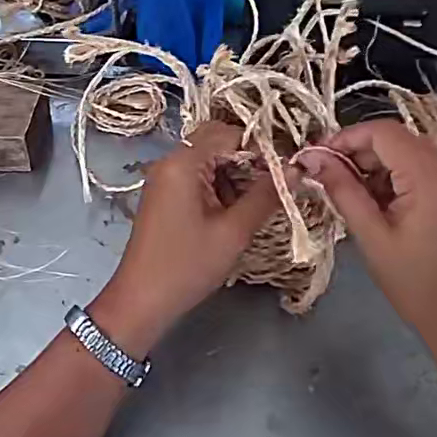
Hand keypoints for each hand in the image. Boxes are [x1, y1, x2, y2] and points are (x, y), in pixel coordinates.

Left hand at [95, 121, 280, 352]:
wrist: (140, 302)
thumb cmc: (187, 266)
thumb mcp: (233, 232)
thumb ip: (266, 195)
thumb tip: (296, 169)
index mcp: (183, 163)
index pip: (230, 134)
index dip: (262, 148)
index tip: (286, 170)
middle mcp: (170, 161)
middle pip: (217, 141)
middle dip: (249, 158)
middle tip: (274, 185)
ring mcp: (164, 177)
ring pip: (208, 158)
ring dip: (234, 172)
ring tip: (257, 201)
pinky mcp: (164, 193)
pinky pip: (197, 175)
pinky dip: (218, 184)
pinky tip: (234, 210)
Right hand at [294, 120, 436, 349]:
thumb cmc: (419, 288)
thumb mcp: (373, 237)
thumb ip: (342, 189)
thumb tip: (311, 157)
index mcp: (435, 177)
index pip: (384, 132)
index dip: (346, 137)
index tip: (317, 156)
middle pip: (399, 140)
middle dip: (361, 155)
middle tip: (329, 179)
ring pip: (412, 153)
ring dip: (380, 169)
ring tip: (358, 200)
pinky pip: (428, 169)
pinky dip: (401, 179)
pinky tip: (386, 207)